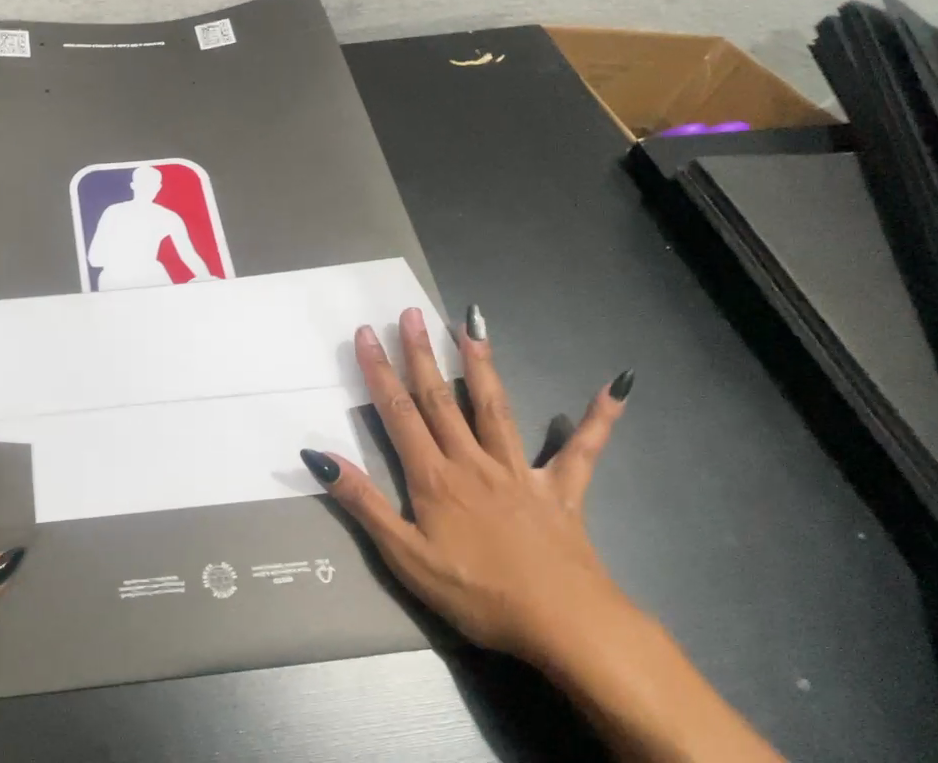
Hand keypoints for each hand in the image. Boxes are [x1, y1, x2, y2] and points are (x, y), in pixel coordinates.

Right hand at [303, 307, 631, 663]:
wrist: (564, 624)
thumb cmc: (478, 594)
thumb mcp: (406, 558)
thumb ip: (364, 503)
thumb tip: (319, 456)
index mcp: (435, 478)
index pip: (399, 414)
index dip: (379, 372)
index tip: (366, 333)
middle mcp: (474, 462)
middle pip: (440, 399)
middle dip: (422, 354)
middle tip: (411, 312)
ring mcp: (520, 472)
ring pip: (495, 408)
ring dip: (481, 365)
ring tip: (472, 325)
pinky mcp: (562, 491)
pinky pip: (582, 451)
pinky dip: (598, 419)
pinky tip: (618, 386)